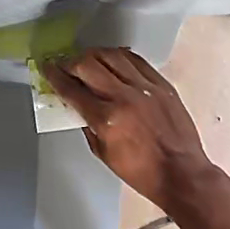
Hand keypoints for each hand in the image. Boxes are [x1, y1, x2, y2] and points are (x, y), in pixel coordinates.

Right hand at [44, 47, 212, 207]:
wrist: (182, 174)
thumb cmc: (140, 171)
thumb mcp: (102, 151)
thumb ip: (86, 122)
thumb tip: (74, 102)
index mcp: (106, 118)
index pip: (71, 88)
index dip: (54, 75)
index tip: (47, 67)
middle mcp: (124, 97)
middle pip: (88, 64)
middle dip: (70, 61)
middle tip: (64, 64)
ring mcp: (145, 88)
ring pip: (112, 55)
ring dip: (93, 54)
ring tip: (86, 59)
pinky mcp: (162, 85)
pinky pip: (136, 60)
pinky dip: (119, 56)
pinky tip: (112, 59)